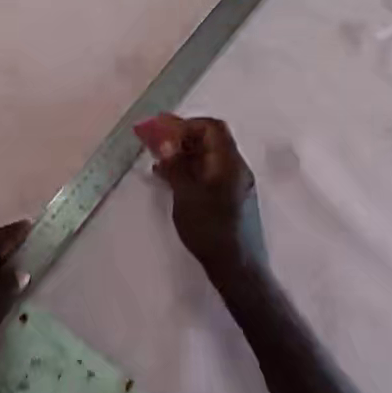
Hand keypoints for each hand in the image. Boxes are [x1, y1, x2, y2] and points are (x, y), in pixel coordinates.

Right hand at [135, 114, 264, 274]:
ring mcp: (234, 183)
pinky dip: (189, 168)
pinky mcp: (229, 197)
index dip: (186, 124)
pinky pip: (208, 172)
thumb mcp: (186, 195)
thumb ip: (175, 165)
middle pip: (210, 140)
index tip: (163, 132)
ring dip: (183, 153)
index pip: (211, 128)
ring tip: (157, 160)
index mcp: (229, 163)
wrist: (236, 267)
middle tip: (155, 140)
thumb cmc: (210, 229)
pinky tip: (169, 178)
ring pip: (208, 156)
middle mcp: (235, 168)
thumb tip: (164, 140)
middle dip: (181, 136)